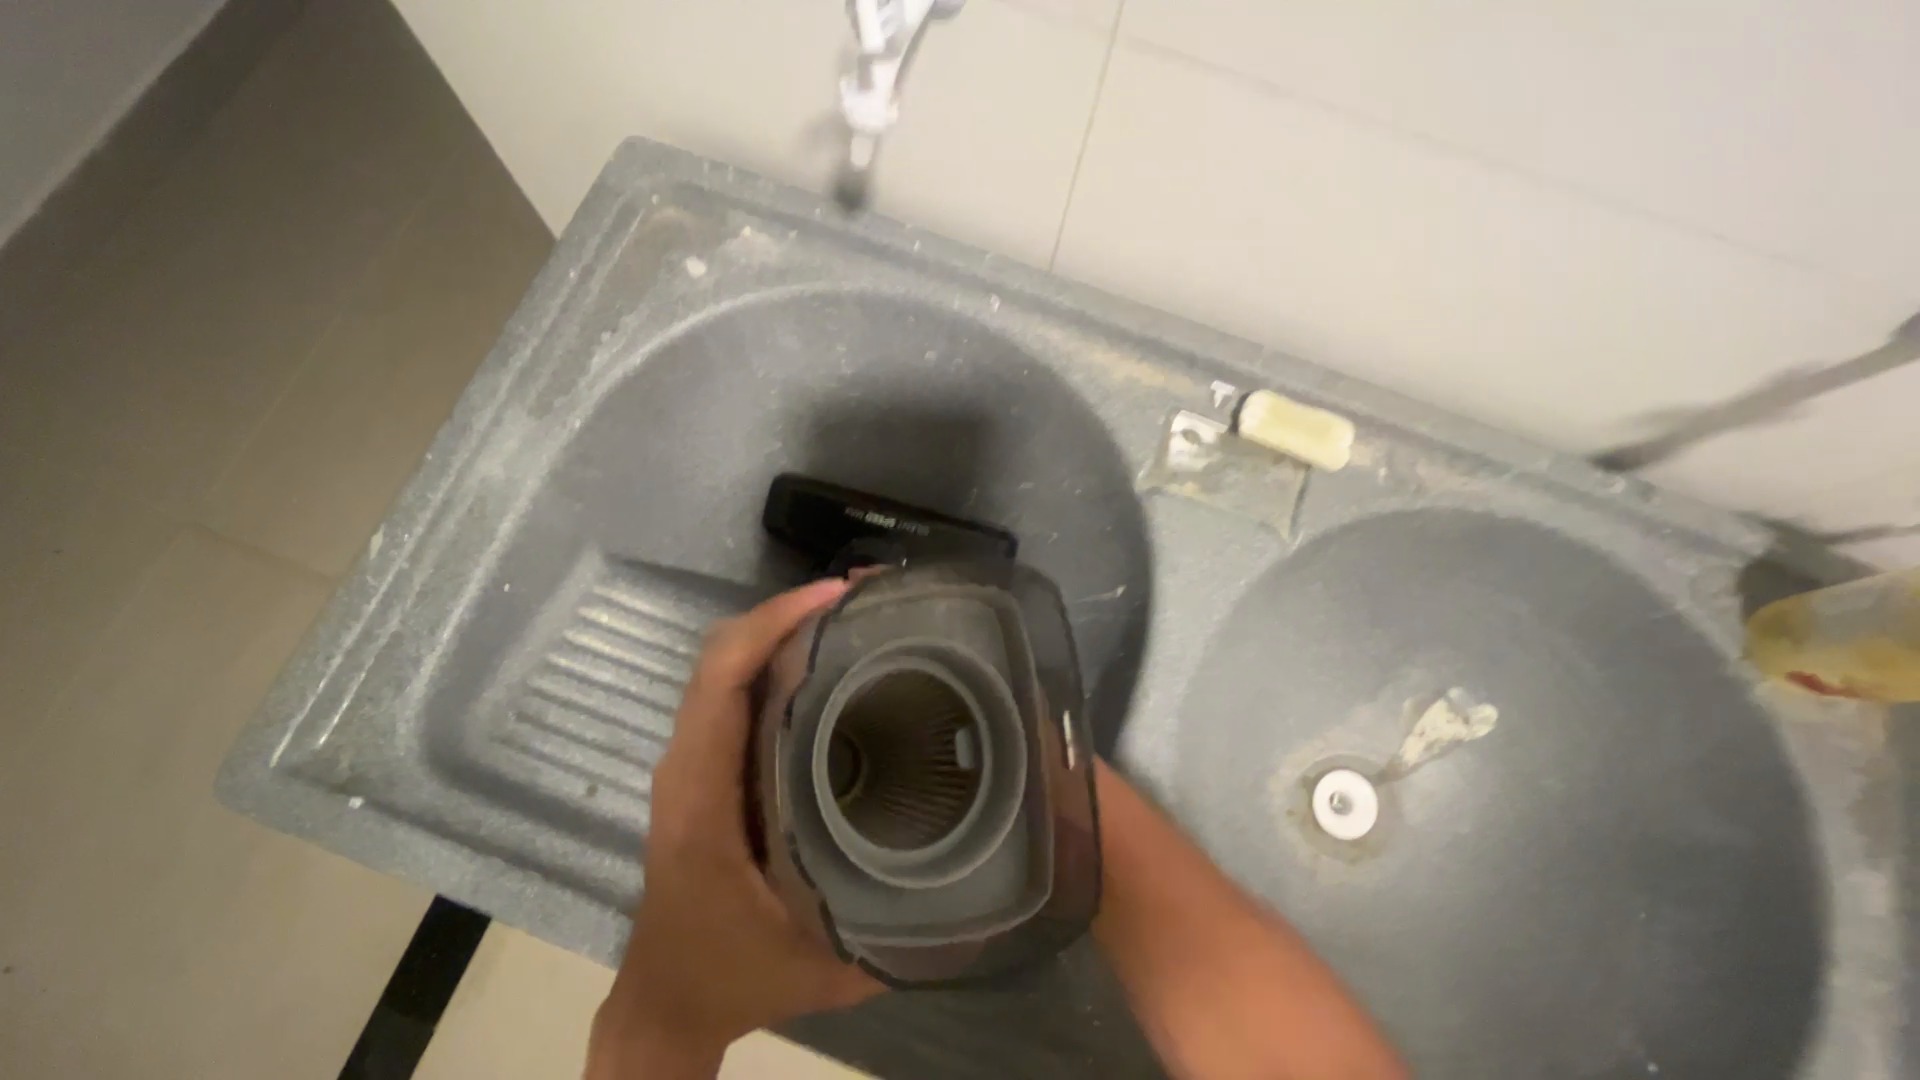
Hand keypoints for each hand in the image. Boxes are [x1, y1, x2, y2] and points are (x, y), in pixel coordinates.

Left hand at [589, 579, 882, 1079]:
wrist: (669, 1000)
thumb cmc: (730, 975)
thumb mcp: (819, 959)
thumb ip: (892, 930)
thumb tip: (970, 891)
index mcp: (701, 797)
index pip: (721, 679)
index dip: (773, 623)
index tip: (838, 598)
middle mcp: (689, 765)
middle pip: (723, 656)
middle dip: (788, 614)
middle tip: (865, 601)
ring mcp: (694, 764)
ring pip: (728, 669)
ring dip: (782, 633)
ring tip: (855, 621)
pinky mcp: (707, 770)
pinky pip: (734, 695)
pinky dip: (776, 664)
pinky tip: (831, 670)